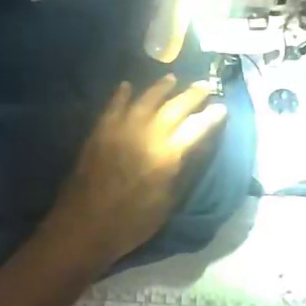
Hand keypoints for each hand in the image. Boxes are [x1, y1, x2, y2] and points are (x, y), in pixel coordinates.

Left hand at [39, 75, 228, 271]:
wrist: (83, 226)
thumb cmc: (130, 224)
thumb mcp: (165, 204)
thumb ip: (177, 172)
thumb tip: (186, 152)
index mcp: (168, 155)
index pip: (197, 128)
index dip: (212, 117)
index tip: (222, 107)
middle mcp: (147, 135)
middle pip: (174, 107)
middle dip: (192, 95)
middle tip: (204, 86)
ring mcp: (120, 129)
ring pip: (144, 100)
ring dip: (160, 88)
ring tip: (171, 79)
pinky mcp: (99, 132)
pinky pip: (113, 106)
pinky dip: (121, 94)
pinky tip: (127, 86)